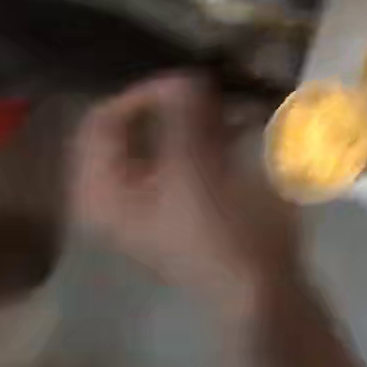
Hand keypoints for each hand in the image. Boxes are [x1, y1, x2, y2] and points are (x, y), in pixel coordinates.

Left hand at [70, 74, 298, 301]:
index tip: (195, 84)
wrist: (262, 289)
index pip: (104, 120)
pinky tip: (248, 127)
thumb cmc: (225, 233)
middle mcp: (121, 192)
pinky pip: (193, 155)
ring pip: (169, 140)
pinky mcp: (190, 202)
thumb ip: (183, 120)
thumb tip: (182, 77)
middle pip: (137, 128)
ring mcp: (157, 199)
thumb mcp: (199, 173)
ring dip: (204, 119)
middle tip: (222, 94)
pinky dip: (217, 138)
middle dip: (180, 106)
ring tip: (242, 108)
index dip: (145, 95)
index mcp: (105, 189)